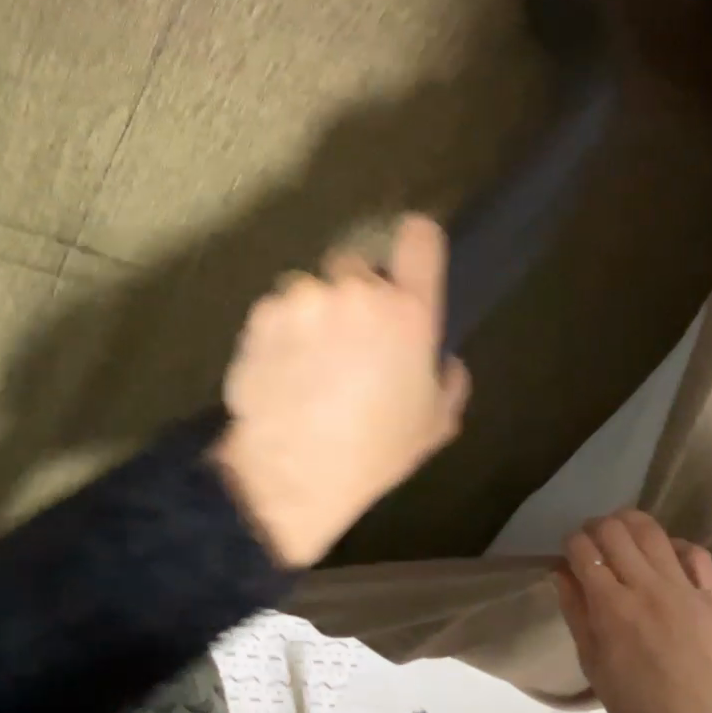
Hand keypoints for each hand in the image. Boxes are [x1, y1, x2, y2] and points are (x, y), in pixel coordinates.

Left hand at [214, 215, 470, 567]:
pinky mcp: (263, 313)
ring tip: (306, 360)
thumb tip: (445, 361)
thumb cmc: (375, 451)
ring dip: (310, 312)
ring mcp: (306, 298)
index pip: (420, 240)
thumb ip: (448, 380)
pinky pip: (275, 310)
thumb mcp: (435, 423)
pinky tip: (280, 368)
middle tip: (346, 338)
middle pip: (355, 265)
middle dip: (351, 293)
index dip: (414, 240)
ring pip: (309, 289)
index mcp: (409, 311)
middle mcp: (358, 291)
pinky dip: (277, 331)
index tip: (406, 253)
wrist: (297, 472)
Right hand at [557, 510, 711, 712]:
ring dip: (631, 524)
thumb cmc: (636, 709)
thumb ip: (575, 611)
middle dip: (596, 527)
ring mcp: (685, 591)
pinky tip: (666, 556)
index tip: (571, 551)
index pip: (583, 550)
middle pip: (614, 530)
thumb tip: (563, 571)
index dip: (571, 542)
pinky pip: (697, 554)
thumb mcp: (592, 664)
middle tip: (595, 541)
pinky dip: (676, 546)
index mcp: (611, 608)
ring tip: (625, 534)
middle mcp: (647, 588)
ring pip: (653, 532)